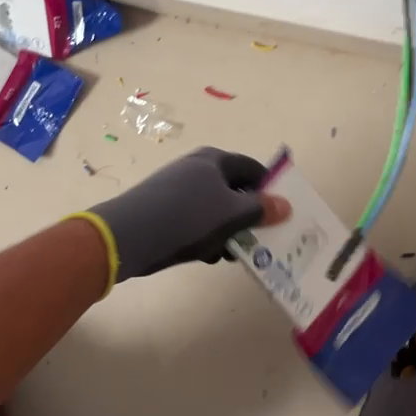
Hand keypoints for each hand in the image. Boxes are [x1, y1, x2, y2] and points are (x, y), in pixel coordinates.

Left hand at [77, 147, 288, 287]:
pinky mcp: (164, 209)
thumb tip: (287, 205)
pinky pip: (195, 220)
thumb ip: (261, 209)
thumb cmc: (187, 217)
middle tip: (259, 240)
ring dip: (227, 230)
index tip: (280, 214)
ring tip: (230, 253)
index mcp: (215, 160)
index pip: (253, 168)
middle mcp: (197, 168)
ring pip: (215, 209)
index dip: (269, 189)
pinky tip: (206, 256)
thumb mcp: (232, 214)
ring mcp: (178, 188)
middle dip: (247, 215)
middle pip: (234, 189)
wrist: (129, 235)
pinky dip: (205, 235)